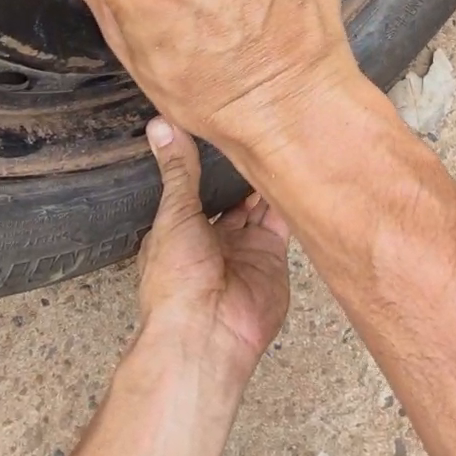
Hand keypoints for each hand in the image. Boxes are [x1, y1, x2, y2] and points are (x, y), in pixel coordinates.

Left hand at [135, 117, 291, 376]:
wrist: (207, 330)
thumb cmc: (177, 280)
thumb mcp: (174, 212)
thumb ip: (178, 170)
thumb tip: (161, 125)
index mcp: (181, 229)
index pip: (197, 188)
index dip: (209, 163)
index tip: (222, 128)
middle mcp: (214, 239)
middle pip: (233, 197)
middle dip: (242, 173)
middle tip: (258, 131)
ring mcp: (245, 249)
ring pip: (259, 208)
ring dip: (267, 184)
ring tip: (279, 144)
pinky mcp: (273, 259)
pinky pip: (283, 225)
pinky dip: (288, 203)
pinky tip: (295, 174)